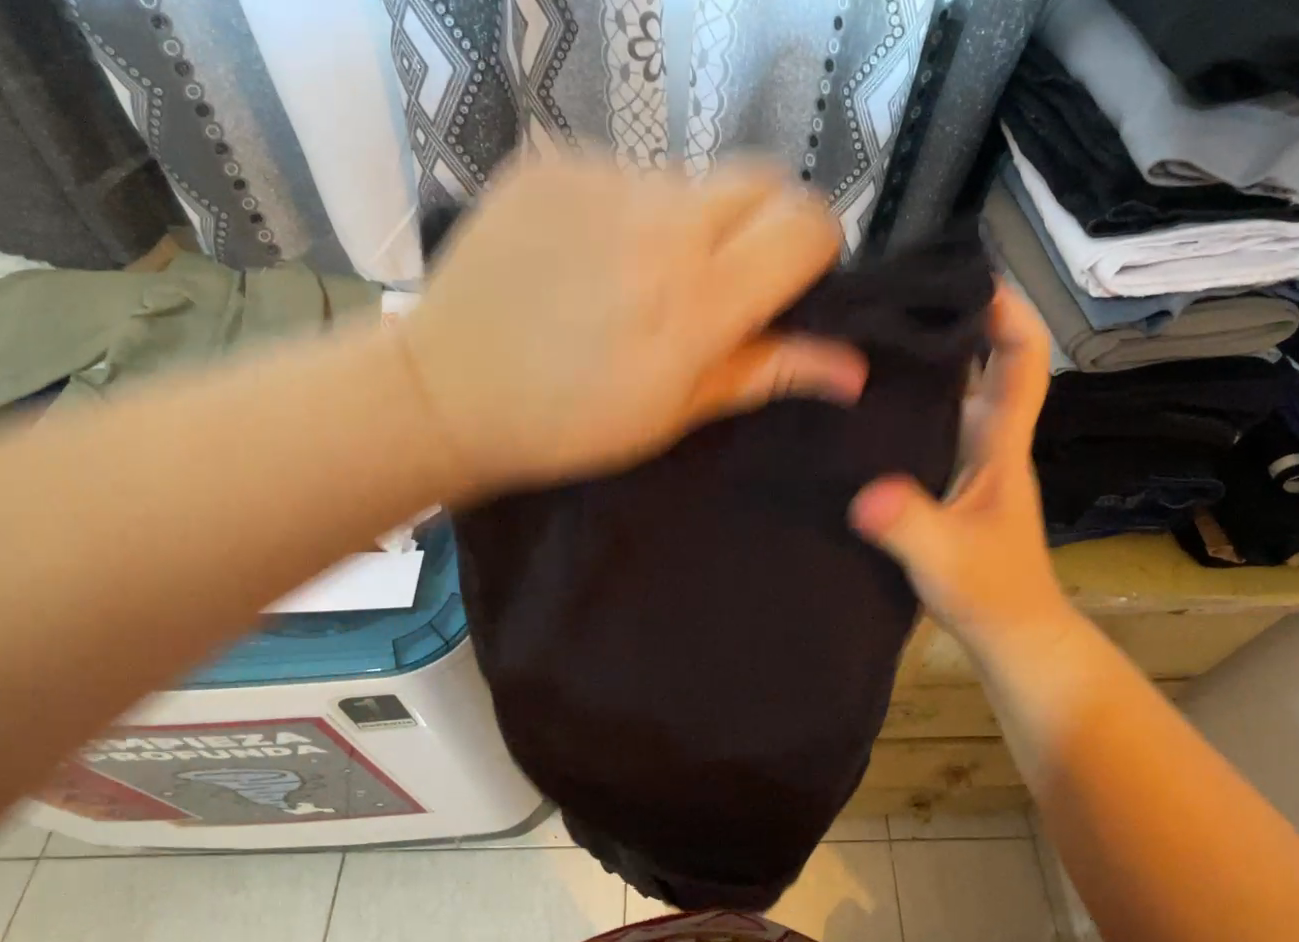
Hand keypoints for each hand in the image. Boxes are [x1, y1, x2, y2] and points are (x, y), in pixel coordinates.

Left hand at [393, 157, 864, 500]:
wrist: (448, 392)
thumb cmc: (571, 422)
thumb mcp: (677, 411)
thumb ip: (766, 371)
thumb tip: (851, 369)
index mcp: (699, 299)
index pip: (806, 224)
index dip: (810, 249)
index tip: (784, 281)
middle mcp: (659, 223)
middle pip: (761, 179)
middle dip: (760, 223)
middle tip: (716, 278)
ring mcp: (601, 182)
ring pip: (689, 179)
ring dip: (685, 219)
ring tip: (631, 276)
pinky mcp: (552, 162)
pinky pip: (624, 172)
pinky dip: (624, 210)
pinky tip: (585, 258)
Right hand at [848, 287, 1073, 656]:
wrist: (1012, 637)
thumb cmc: (992, 597)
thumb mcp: (946, 560)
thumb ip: (910, 526)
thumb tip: (864, 495)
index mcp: (1000, 447)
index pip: (1021, 365)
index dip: (1009, 316)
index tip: (973, 277)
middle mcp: (989, 443)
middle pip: (985, 365)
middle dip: (955, 324)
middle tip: (897, 298)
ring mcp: (971, 465)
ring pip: (957, 395)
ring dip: (930, 362)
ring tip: (872, 336)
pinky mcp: (951, 486)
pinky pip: (933, 427)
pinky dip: (910, 405)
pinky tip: (865, 405)